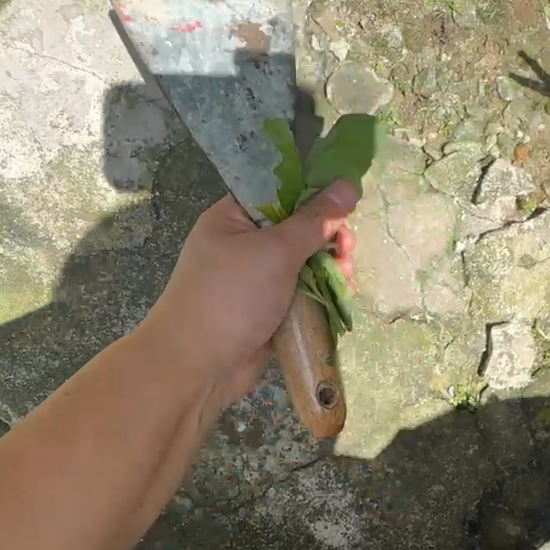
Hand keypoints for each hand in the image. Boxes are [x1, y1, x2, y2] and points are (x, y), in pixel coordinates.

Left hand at [141, 181, 358, 404]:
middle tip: (347, 249)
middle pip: (299, 228)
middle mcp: (245, 244)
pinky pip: (305, 291)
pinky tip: (341, 294)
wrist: (200, 365)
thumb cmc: (231, 296)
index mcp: (234, 218)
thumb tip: (349, 184)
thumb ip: (314, 220)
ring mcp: (259, 279)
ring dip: (331, 266)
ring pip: (306, 262)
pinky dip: (324, 291)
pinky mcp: (272, 309)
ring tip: (346, 276)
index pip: (279, 191)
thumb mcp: (275, 251)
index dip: (314, 194)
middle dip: (328, 236)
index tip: (345, 204)